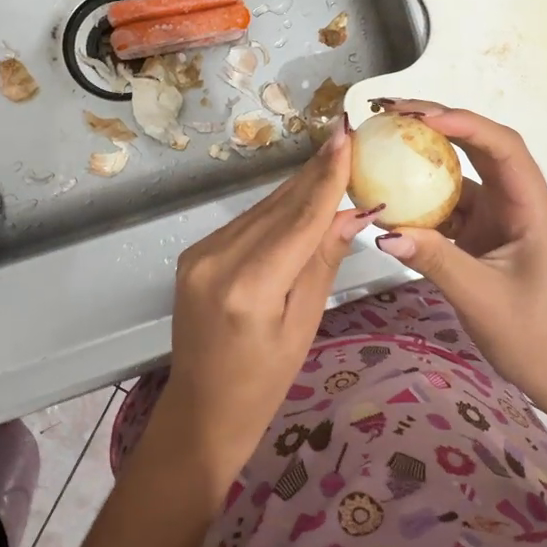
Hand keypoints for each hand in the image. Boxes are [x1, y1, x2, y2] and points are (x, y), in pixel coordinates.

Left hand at [157, 122, 379, 488]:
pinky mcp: (195, 254)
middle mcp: (217, 259)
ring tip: (332, 158)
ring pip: (261, 210)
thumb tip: (351, 213)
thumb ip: (321, 264)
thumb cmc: (263, 383)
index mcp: (249, 286)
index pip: (299, 220)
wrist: (200, 411)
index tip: (346, 137)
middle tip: (345, 136)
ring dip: (298, 187)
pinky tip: (300, 196)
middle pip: (278, 207)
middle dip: (314, 172)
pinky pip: (246, 224)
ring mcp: (200, 253)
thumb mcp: (303, 327)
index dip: (327, 178)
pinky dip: (275, 210)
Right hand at [370, 100, 546, 415]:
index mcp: (532, 208)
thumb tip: (383, 230)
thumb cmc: (531, 336)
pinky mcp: (480, 231)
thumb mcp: (480, 299)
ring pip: (461, 170)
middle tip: (391, 111)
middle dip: (439, 122)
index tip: (421, 118)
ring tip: (385, 136)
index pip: (503, 148)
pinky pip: (448, 201)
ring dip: (426, 153)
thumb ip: (434, 261)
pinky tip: (389, 189)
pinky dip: (420, 194)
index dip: (465, 125)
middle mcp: (516, 200)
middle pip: (480, 145)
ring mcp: (498, 215)